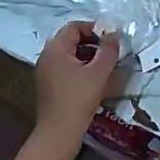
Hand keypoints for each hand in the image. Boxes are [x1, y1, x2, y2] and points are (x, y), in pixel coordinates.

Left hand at [35, 22, 118, 141]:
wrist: (58, 132)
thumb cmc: (78, 99)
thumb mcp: (98, 73)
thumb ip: (108, 50)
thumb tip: (114, 33)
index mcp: (55, 48)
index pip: (74, 26)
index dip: (94, 28)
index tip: (112, 38)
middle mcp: (47, 56)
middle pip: (70, 40)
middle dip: (92, 42)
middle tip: (111, 51)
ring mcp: (45, 72)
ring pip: (69, 55)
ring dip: (88, 56)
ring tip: (106, 66)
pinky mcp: (49, 86)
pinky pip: (66, 69)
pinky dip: (81, 68)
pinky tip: (95, 80)